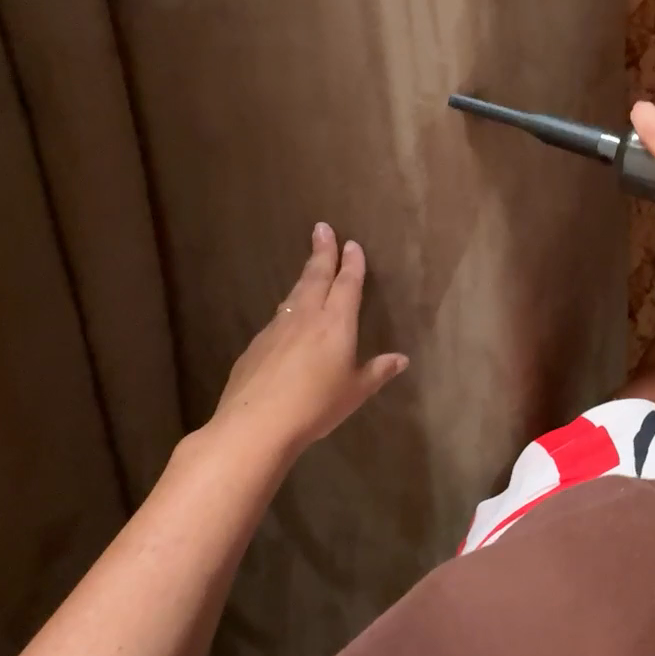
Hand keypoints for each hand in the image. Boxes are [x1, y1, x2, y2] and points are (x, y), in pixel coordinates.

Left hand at [206, 223, 407, 456]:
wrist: (254, 426)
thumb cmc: (315, 406)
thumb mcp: (355, 392)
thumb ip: (377, 372)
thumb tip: (401, 359)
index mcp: (337, 324)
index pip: (347, 284)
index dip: (352, 264)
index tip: (351, 244)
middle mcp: (307, 318)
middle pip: (315, 277)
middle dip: (322, 252)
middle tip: (322, 229)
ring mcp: (276, 331)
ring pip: (294, 295)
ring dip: (304, 278)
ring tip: (309, 268)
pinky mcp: (255, 347)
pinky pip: (278, 319)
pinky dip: (288, 309)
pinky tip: (288, 318)